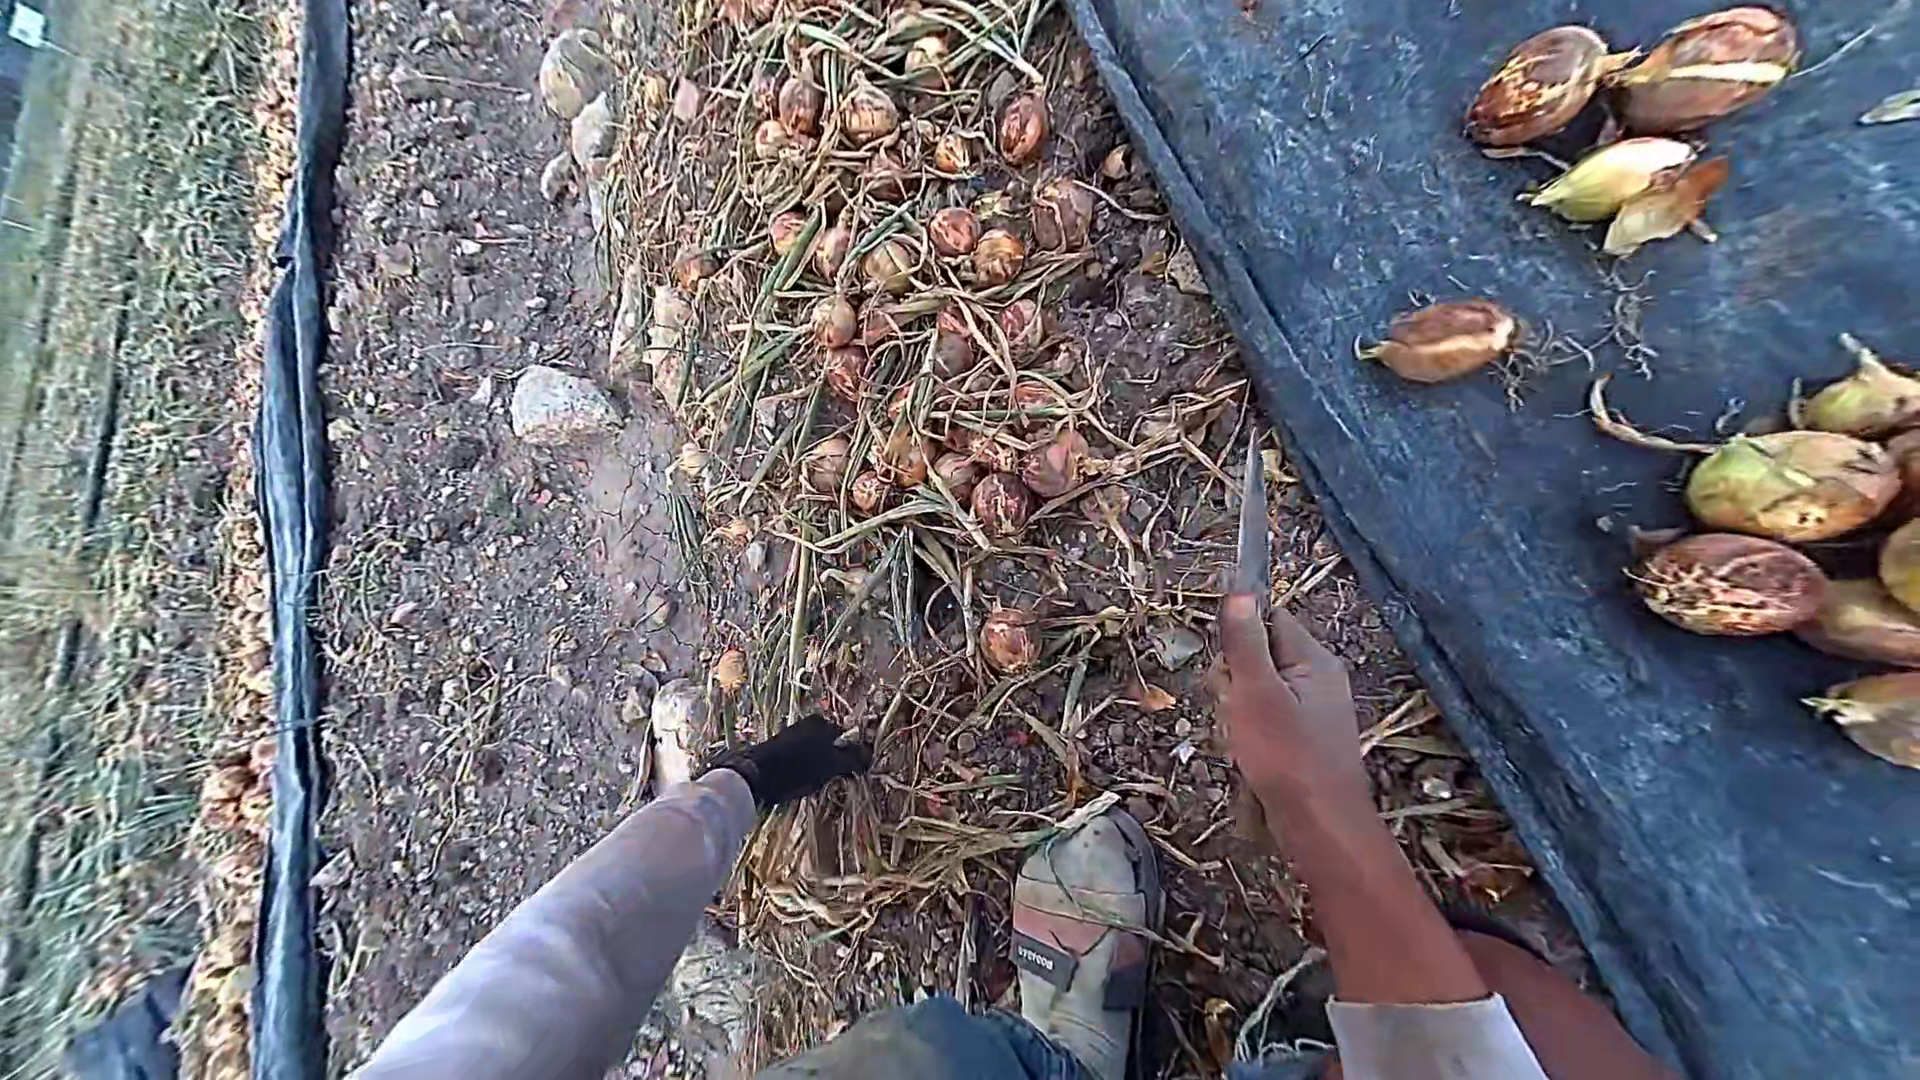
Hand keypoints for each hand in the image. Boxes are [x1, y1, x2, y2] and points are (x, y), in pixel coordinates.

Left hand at [704, 715, 871, 807]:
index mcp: (821, 723)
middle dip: (831, 761)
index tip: (848, 774)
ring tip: (812, 784)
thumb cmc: (798, 766)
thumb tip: (870, 754)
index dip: (849, 756)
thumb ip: (852, 759)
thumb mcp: (831, 765)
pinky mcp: (776, 750)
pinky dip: (801, 770)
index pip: (844, 737)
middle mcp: (806, 724)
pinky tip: (796, 783)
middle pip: (828, 745)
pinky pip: (798, 760)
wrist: (754, 775)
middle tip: (831, 780)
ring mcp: (789, 736)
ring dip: (816, 767)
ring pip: (813, 753)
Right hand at [1218, 594, 1370, 814]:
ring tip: (1237, 731)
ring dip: (1236, 703)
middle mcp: (1318, 677)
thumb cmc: (1286, 755)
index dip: (1239, 635)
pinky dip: (1248, 724)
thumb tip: (1240, 593)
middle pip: (1259, 652)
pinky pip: (1264, 710)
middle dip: (1233, 675)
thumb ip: (1245, 642)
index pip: (1268, 619)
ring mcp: (1312, 707)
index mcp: (1314, 659)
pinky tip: (1244, 746)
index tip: (1226, 666)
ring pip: (1256, 684)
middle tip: (1231, 704)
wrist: (1319, 825)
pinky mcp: (1302, 732)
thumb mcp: (1256, 692)